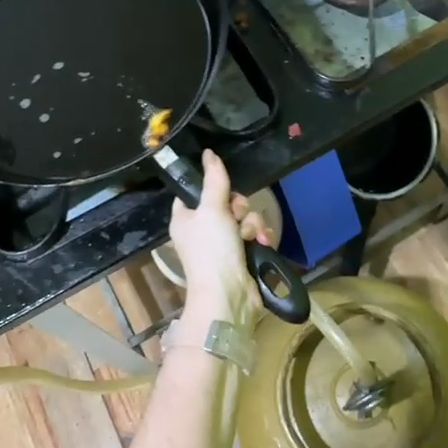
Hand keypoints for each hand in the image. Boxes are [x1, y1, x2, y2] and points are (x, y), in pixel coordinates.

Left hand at [168, 150, 272, 322]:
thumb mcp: (212, 209)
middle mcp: (202, 229)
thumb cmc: (211, 249)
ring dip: (252, 224)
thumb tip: (209, 153)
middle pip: (226, 202)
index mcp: (185, 218)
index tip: (222, 187)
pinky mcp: (241, 254)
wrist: (229, 294)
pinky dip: (260, 236)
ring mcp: (222, 243)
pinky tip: (262, 243)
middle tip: (237, 216)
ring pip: (243, 217)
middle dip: (239, 208)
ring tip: (251, 237)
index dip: (211, 186)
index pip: (195, 191)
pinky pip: (254, 233)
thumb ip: (214, 180)